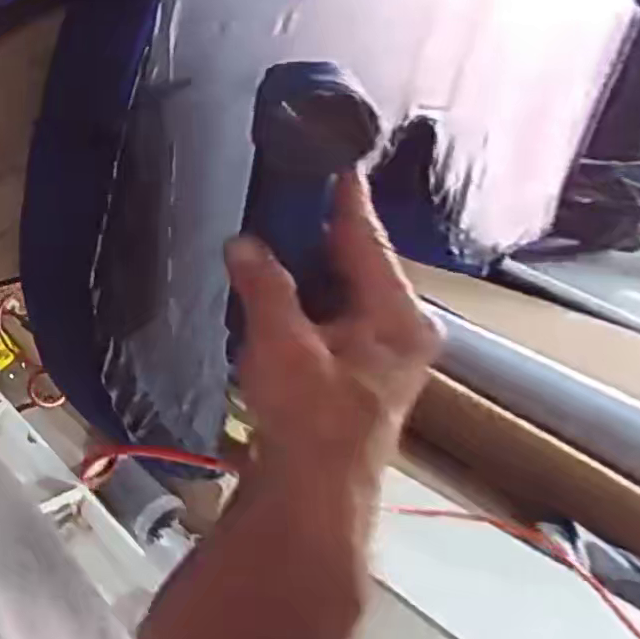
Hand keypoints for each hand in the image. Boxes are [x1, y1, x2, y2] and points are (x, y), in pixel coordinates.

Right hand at [224, 170, 442, 491]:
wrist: (313, 483)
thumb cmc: (311, 416)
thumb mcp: (284, 345)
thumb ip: (265, 287)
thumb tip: (242, 241)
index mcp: (397, 316)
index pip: (367, 240)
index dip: (346, 198)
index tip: (332, 156)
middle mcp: (394, 323)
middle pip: (352, 256)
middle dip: (315, 222)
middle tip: (278, 182)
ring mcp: (370, 340)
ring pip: (332, 279)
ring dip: (298, 253)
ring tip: (263, 215)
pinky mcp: (342, 353)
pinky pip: (317, 300)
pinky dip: (291, 281)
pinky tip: (261, 267)